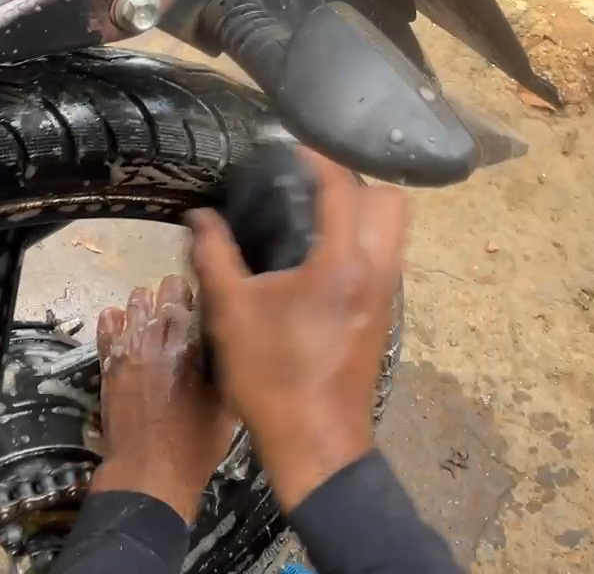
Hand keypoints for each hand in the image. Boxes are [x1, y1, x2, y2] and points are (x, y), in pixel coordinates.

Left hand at [89, 275, 238, 522]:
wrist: (148, 472)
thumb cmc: (194, 444)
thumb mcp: (225, 405)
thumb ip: (221, 366)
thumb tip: (221, 343)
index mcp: (191, 345)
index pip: (192, 297)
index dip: (195, 294)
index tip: (198, 301)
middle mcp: (159, 339)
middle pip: (163, 293)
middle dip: (172, 292)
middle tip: (177, 304)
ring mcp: (130, 349)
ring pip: (134, 304)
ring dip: (145, 303)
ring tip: (150, 311)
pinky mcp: (109, 364)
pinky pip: (106, 328)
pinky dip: (113, 319)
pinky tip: (119, 319)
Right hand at [188, 148, 406, 511]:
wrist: (317, 444)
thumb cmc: (273, 375)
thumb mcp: (232, 312)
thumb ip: (214, 255)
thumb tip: (199, 216)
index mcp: (341, 262)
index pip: (342, 187)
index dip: (317, 158)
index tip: (290, 148)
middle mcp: (375, 269)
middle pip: (389, 200)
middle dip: (355, 180)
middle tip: (311, 182)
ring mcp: (387, 292)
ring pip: (394, 228)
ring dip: (364, 208)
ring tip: (317, 209)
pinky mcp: (385, 312)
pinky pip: (386, 253)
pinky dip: (364, 237)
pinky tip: (322, 251)